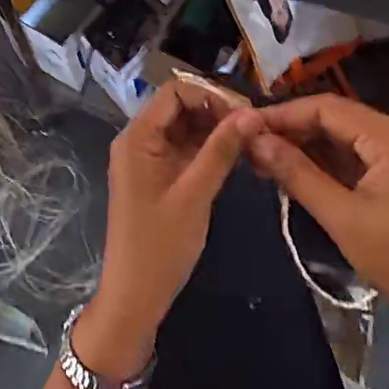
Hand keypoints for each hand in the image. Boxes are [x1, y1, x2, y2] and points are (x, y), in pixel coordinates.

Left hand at [80, 81, 256, 377]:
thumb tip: (252, 113)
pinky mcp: (157, 175)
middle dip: (216, 110)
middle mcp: (138, 140)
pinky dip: (207, 147)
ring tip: (250, 140)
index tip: (246, 112)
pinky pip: (184, 148)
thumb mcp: (195, 194)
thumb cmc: (160, 246)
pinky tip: (234, 154)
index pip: (175, 91)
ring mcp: (147, 158)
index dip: (211, 94)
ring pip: (185, 126)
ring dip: (215, 128)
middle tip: (254, 127)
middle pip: (180, 106)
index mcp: (137, 137)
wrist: (135, 297)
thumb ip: (221, 150)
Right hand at [249, 95, 388, 329]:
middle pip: (343, 119)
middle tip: (255, 148)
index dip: (284, 114)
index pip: (330, 108)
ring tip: (274, 162)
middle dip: (298, 132)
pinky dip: (340, 163)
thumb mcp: (344, 220)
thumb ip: (297, 174)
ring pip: (356, 137)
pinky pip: (372, 155)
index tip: (247, 126)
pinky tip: (310, 174)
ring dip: (317, 148)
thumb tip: (256, 142)